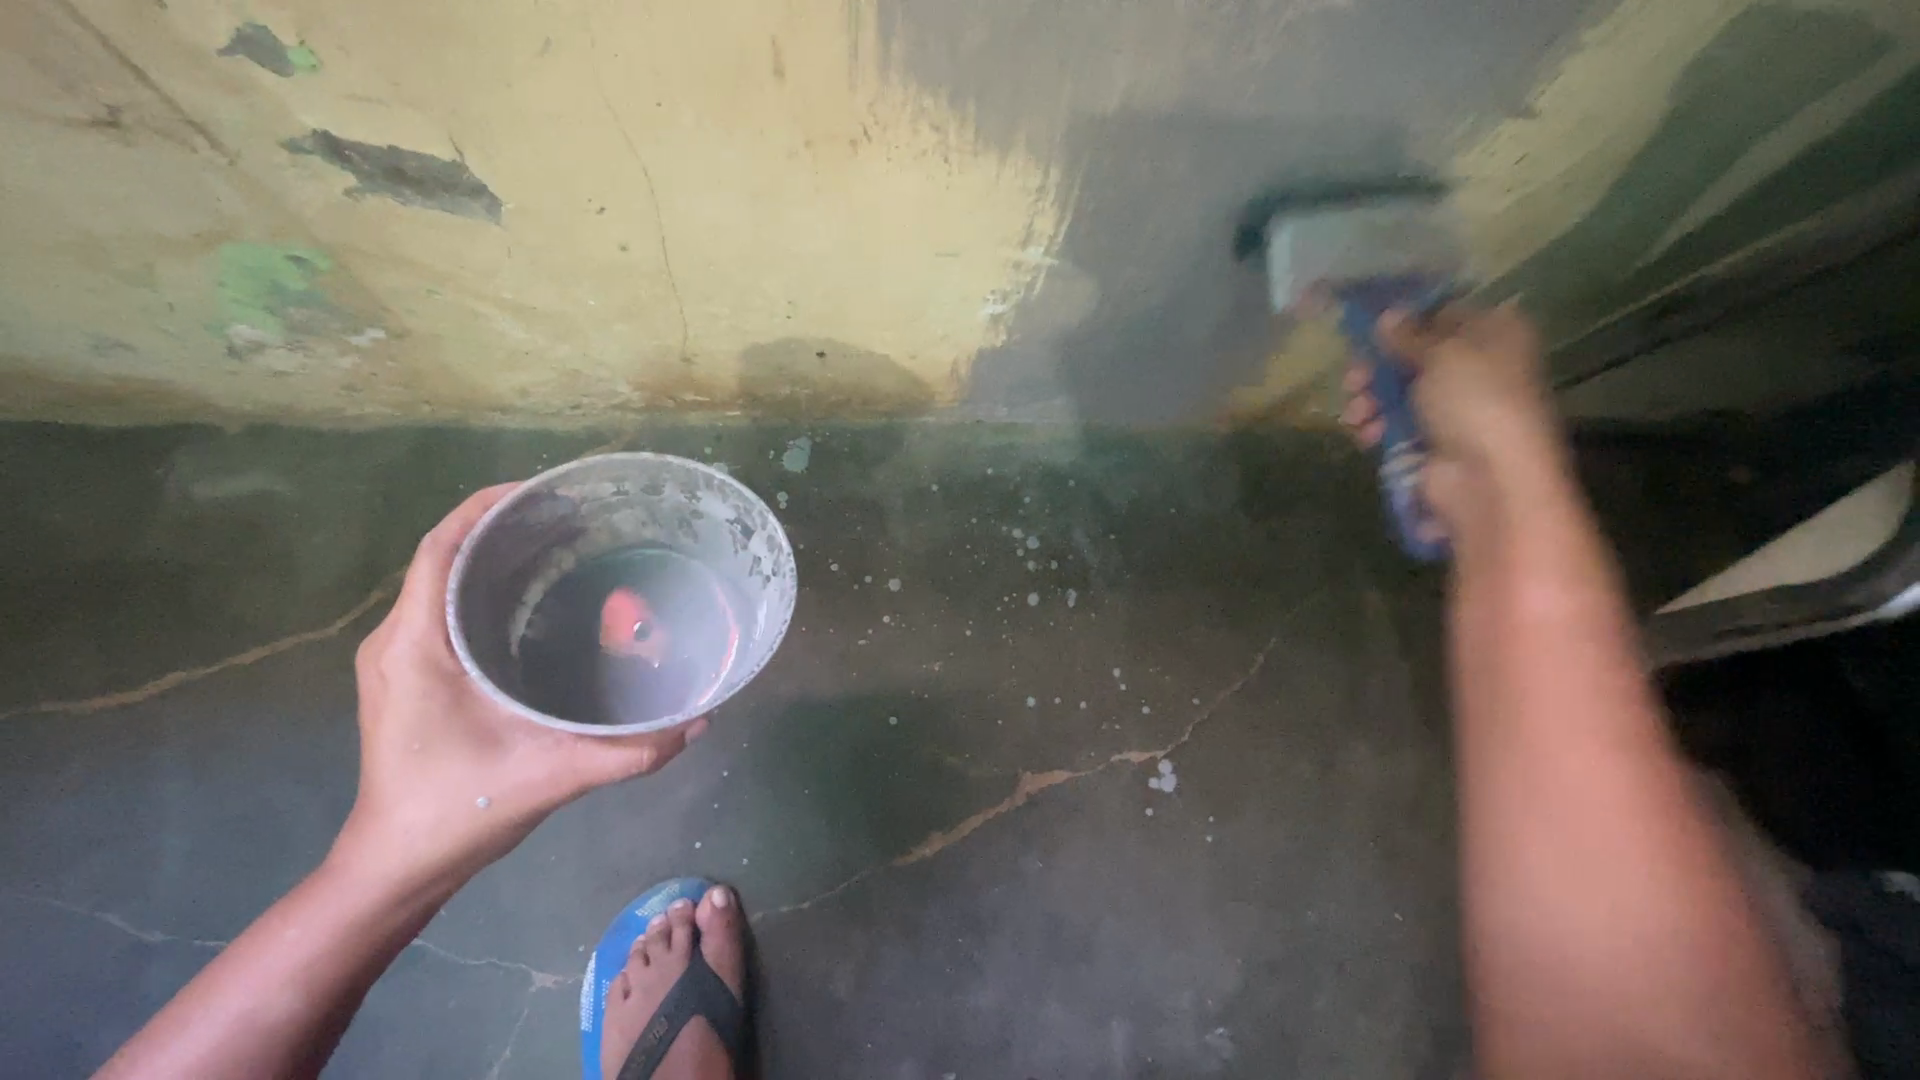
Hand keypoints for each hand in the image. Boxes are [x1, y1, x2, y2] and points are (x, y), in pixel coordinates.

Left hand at [332, 484, 708, 895]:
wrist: (397, 866)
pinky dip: (487, 590)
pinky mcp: (410, 676)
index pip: (439, 548)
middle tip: (574, 519)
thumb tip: (699, 721)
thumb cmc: (459, 811)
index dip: (485, 508)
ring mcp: (400, 659)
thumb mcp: (554, 775)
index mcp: (417, 646)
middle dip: (504, 528)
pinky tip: (536, 603)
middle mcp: (398, 640)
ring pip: (442, 583)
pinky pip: (445, 610)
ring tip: (563, 548)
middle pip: (444, 557)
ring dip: (495, 558)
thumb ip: (630, 751)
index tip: (545, 492)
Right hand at [1340, 301, 1564, 525]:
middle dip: (1375, 367)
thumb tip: (1387, 316)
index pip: (1440, 312)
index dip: (1402, 319)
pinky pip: (1392, 423)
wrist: (1488, 477)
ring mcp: (1451, 406)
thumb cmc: (1474, 401)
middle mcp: (1475, 365)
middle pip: (1410, 354)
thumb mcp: (1441, 353)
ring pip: (1395, 391)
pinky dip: (1374, 426)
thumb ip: (1408, 333)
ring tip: (1356, 415)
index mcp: (1492, 332)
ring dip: (1368, 400)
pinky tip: (1365, 435)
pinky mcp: (1429, 439)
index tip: (1366, 329)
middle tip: (1354, 379)